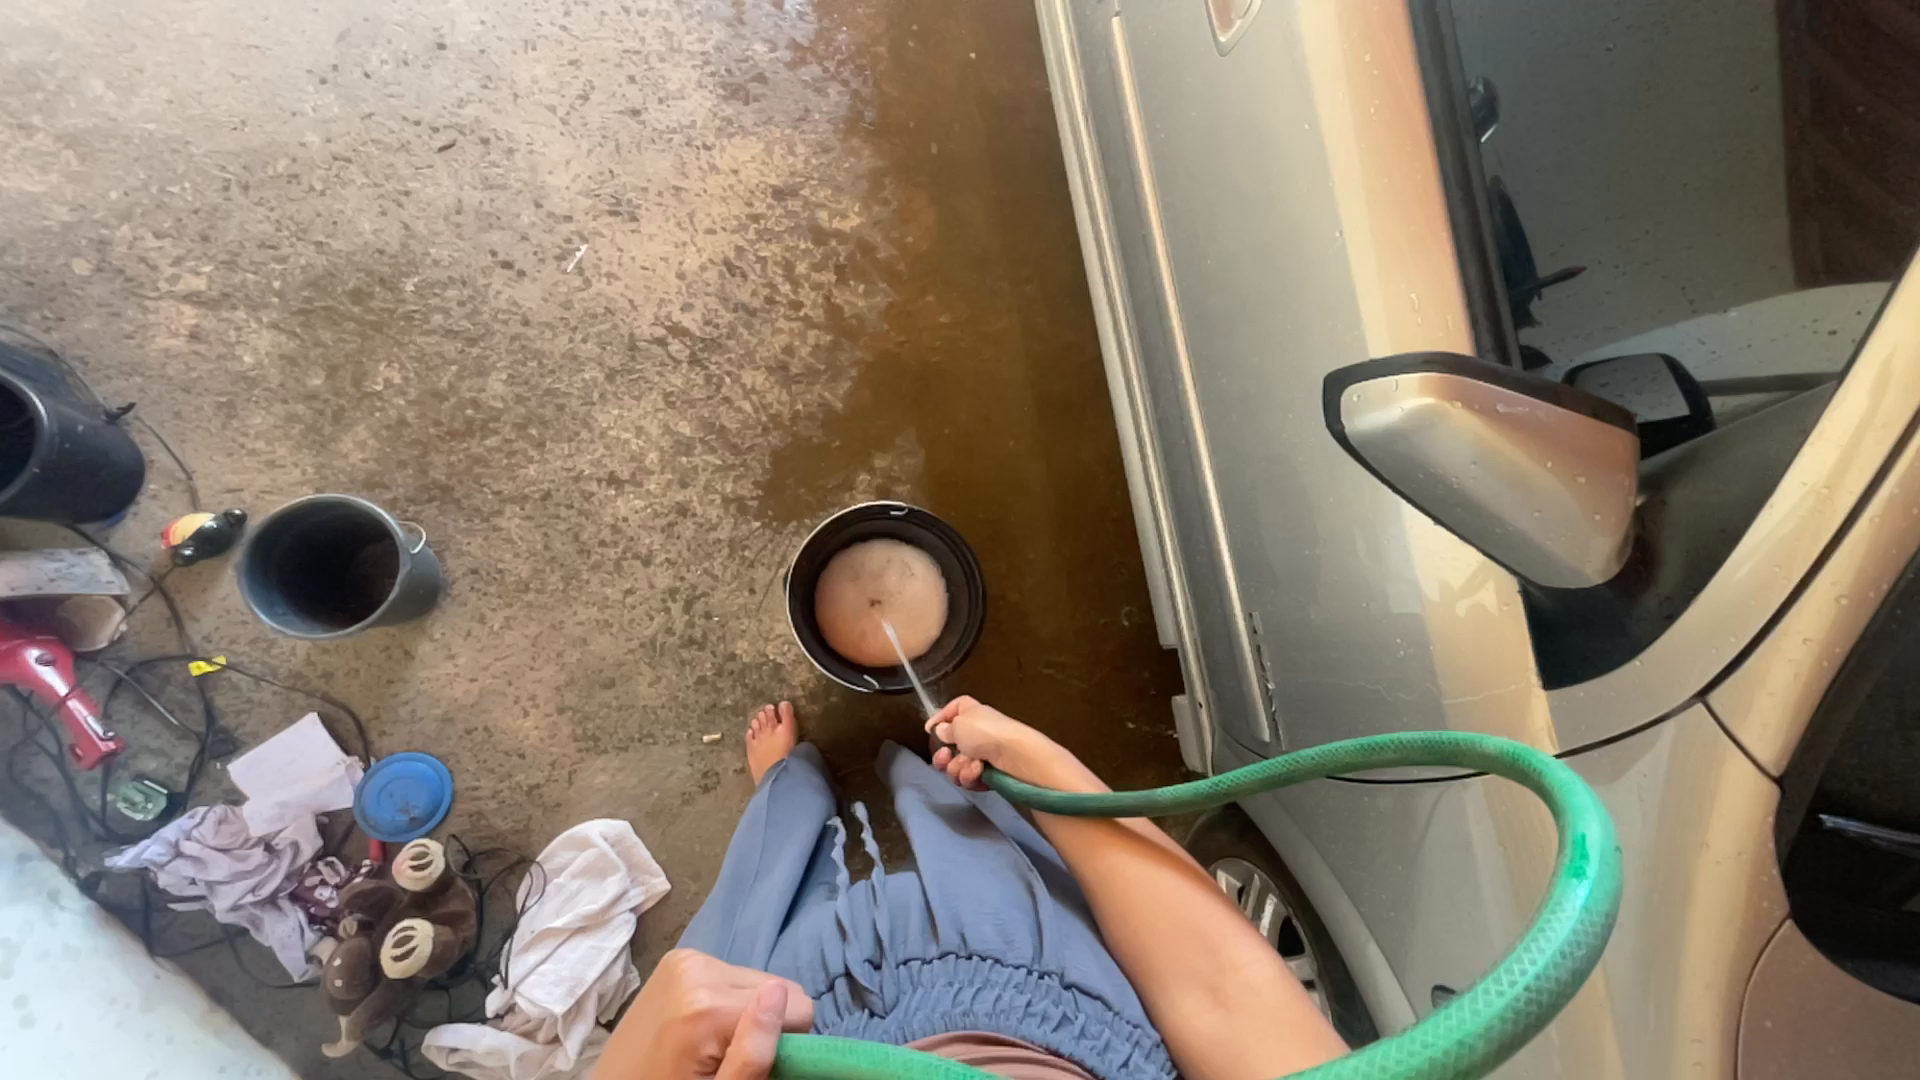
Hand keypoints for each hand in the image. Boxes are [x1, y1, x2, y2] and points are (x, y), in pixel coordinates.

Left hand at [595, 949, 812, 1079]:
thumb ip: (754, 1055)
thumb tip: (780, 993)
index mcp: (707, 1004)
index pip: (796, 1003)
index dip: (783, 1044)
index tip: (749, 1067)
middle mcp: (697, 967)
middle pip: (774, 987)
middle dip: (760, 1025)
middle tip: (724, 1061)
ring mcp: (684, 958)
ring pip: (754, 980)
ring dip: (742, 1013)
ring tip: (708, 1048)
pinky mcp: (677, 958)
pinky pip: (730, 975)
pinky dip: (723, 1002)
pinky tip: (698, 1030)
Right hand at [925, 695, 1049, 789]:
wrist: (1014, 756)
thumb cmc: (985, 732)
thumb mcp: (958, 725)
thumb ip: (945, 729)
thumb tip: (941, 730)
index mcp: (971, 712)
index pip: (953, 709)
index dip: (940, 717)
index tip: (929, 729)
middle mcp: (977, 732)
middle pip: (950, 745)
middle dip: (944, 756)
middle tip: (945, 757)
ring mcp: (983, 754)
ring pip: (956, 766)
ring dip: (958, 768)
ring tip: (971, 764)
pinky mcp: (989, 773)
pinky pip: (969, 778)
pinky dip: (971, 776)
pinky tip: (978, 772)